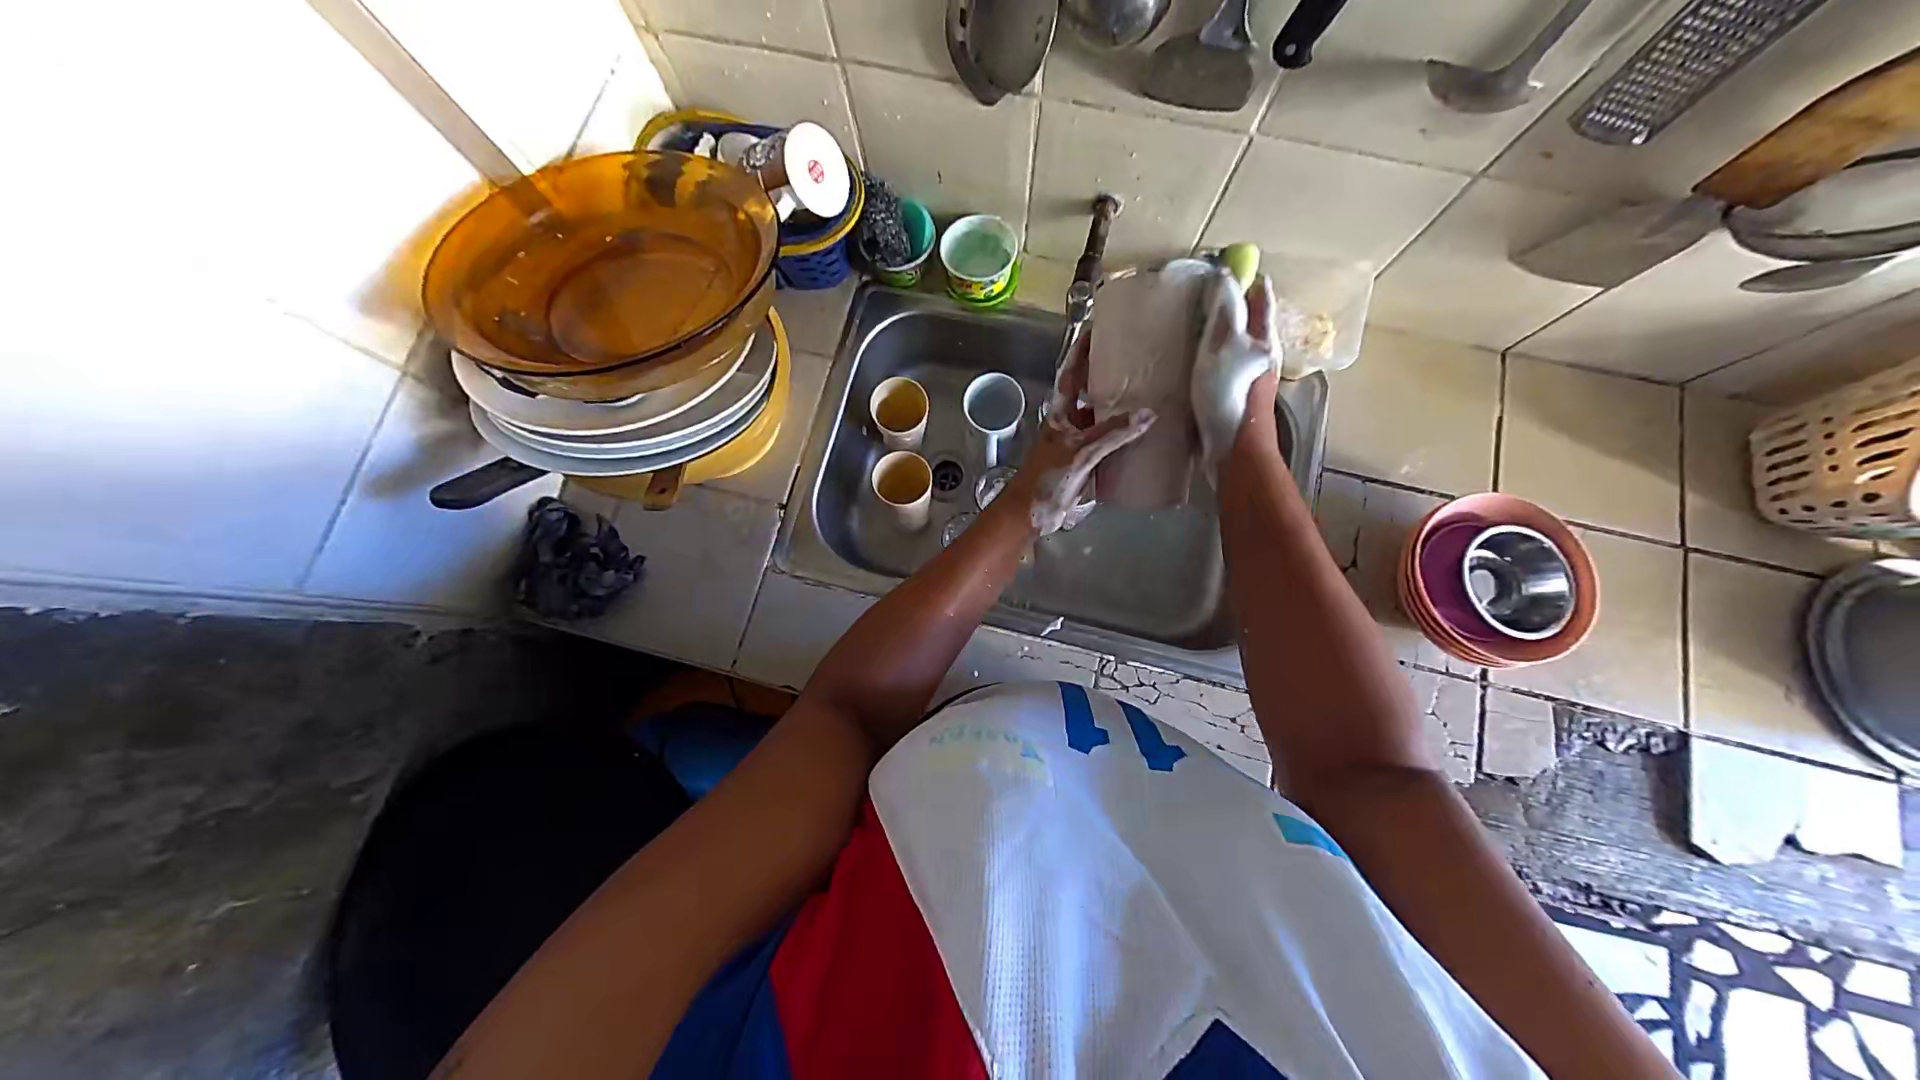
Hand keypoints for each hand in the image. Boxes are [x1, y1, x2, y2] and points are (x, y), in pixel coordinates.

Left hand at [1005, 334, 1155, 535]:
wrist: (1030, 514)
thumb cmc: (1046, 479)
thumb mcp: (1080, 452)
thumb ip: (1112, 433)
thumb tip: (1147, 414)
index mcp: (1060, 413)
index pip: (1070, 374)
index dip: (1080, 352)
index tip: (1094, 329)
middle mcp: (1068, 424)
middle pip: (1088, 393)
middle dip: (1106, 377)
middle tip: (1133, 360)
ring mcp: (1076, 444)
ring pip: (1100, 419)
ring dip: (1117, 408)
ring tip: (1146, 392)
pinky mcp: (1084, 464)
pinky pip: (1107, 444)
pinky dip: (1123, 438)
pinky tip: (1141, 435)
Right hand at [1191, 270, 1279, 483]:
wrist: (1232, 448)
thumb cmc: (1229, 394)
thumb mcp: (1224, 344)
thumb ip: (1225, 310)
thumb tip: (1225, 276)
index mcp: (1263, 336)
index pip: (1259, 294)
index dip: (1242, 277)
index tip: (1218, 268)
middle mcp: (1259, 353)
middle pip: (1245, 318)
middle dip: (1225, 304)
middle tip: (1194, 295)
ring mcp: (1245, 375)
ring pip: (1230, 342)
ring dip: (1211, 332)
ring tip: (1184, 326)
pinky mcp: (1230, 393)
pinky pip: (1217, 364)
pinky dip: (1203, 356)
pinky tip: (1184, 361)